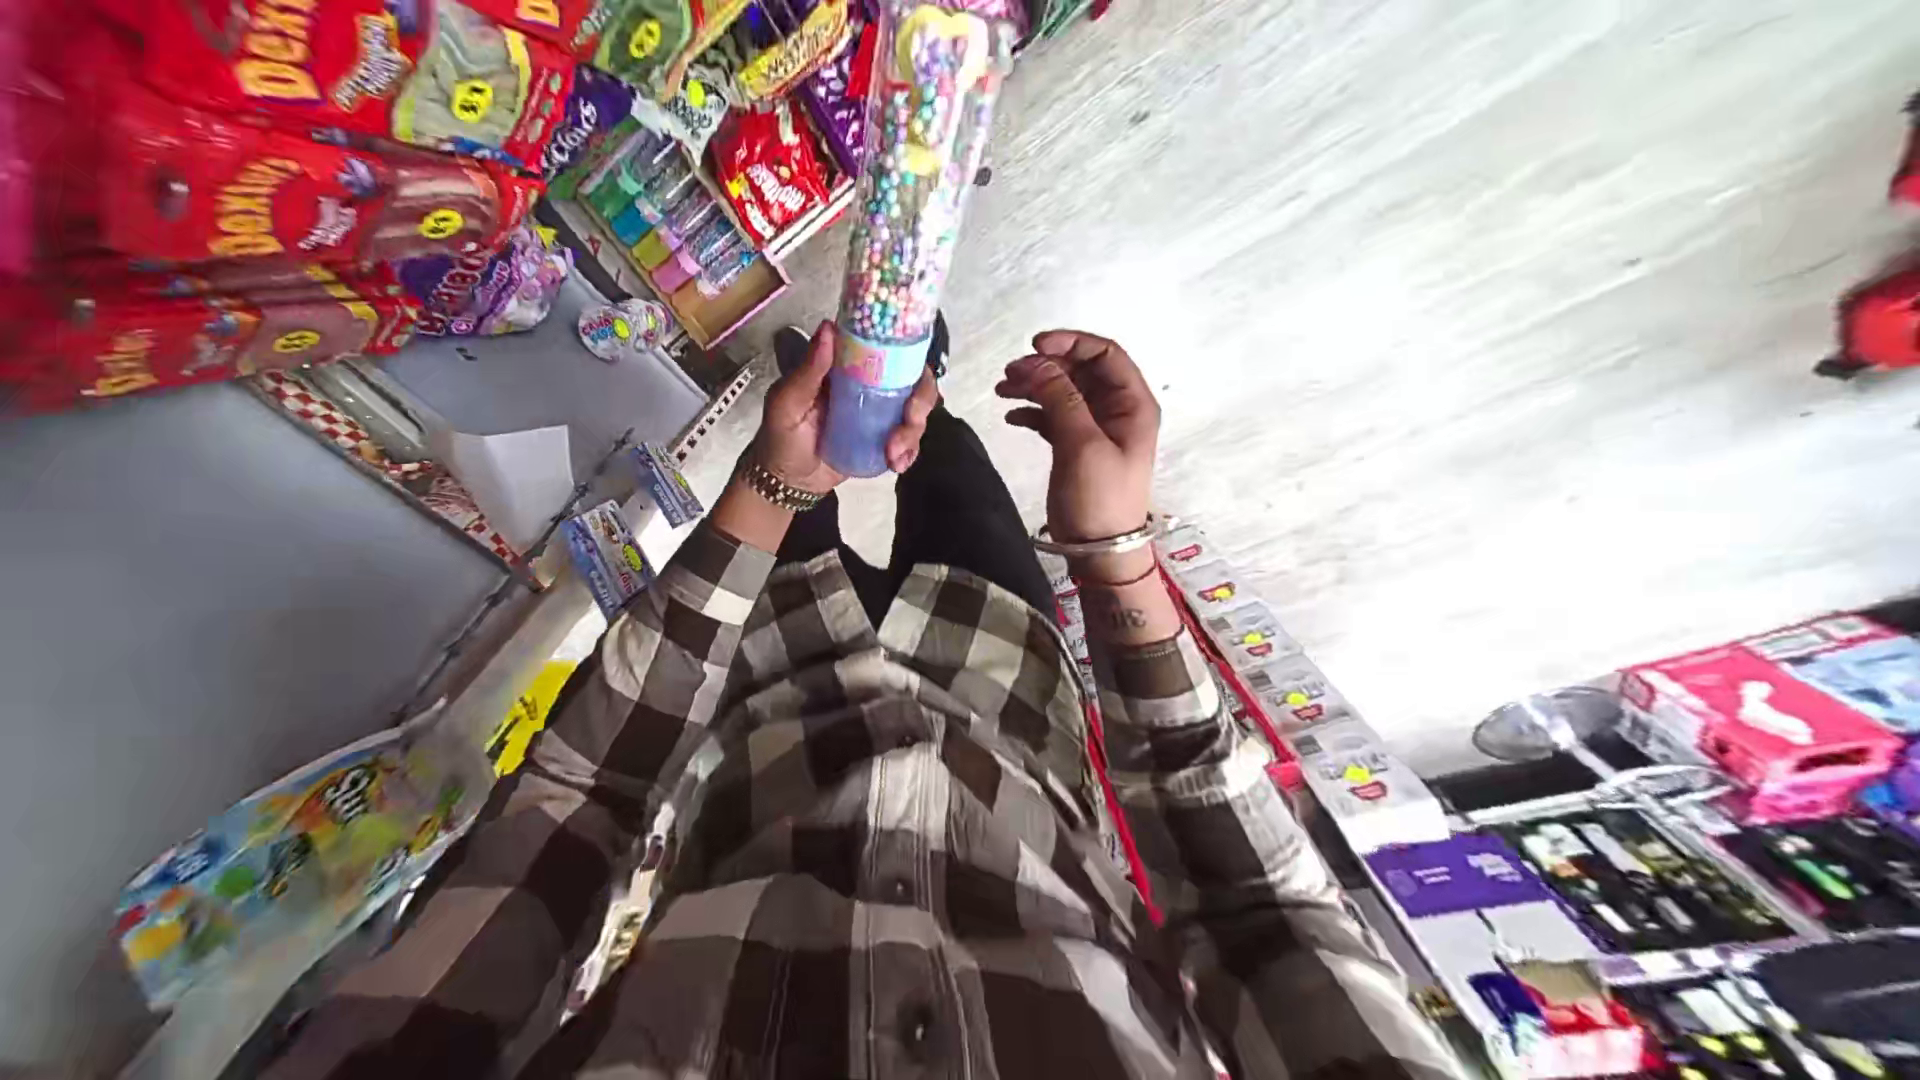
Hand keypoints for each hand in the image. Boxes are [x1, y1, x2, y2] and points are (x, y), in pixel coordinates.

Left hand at [756, 320, 939, 490]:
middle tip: (909, 420)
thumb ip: (808, 369)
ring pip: (915, 413)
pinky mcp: (884, 441)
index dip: (909, 355)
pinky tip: (897, 463)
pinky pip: (910, 442)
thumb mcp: (788, 402)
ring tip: (893, 453)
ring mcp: (879, 415)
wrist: (788, 482)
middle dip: (920, 402)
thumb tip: (829, 327)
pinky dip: (910, 452)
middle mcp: (869, 386)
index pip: (887, 349)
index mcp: (847, 368)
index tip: (913, 371)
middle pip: (913, 382)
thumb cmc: (781, 436)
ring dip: (913, 432)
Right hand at [996, 330, 1160, 545]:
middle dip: (1045, 366)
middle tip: (1010, 373)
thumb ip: (1061, 398)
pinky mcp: (1074, 446)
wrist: (1099, 550)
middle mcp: (1116, 410)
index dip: (1071, 343)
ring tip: (1003, 390)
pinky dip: (1032, 412)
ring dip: (1033, 387)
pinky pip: (1052, 417)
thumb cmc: (1099, 496)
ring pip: (1062, 392)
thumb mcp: (1083, 444)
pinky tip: (1012, 416)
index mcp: (1132, 404)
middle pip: (1079, 371)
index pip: (1105, 354)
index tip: (1035, 346)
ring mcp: (1094, 428)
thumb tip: (1035, 362)